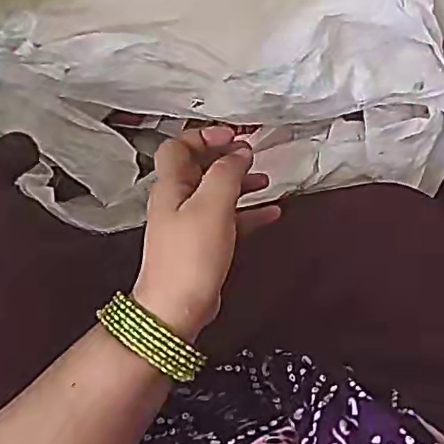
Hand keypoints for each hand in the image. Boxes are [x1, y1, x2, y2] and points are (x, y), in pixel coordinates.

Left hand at [132, 126, 280, 338]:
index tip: (234, 136)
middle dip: (226, 157)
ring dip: (240, 183)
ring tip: (265, 181)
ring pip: (216, 193)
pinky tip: (271, 213)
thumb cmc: (190, 256)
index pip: (179, 146)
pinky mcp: (203, 246)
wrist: (177, 307)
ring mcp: (189, 224)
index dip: (205, 135)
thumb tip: (239, 152)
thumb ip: (226, 173)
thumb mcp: (212, 206)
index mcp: (171, 186)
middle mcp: (177, 201)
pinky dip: (248, 213)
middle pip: (199, 167)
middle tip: (252, 154)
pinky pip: (228, 220)